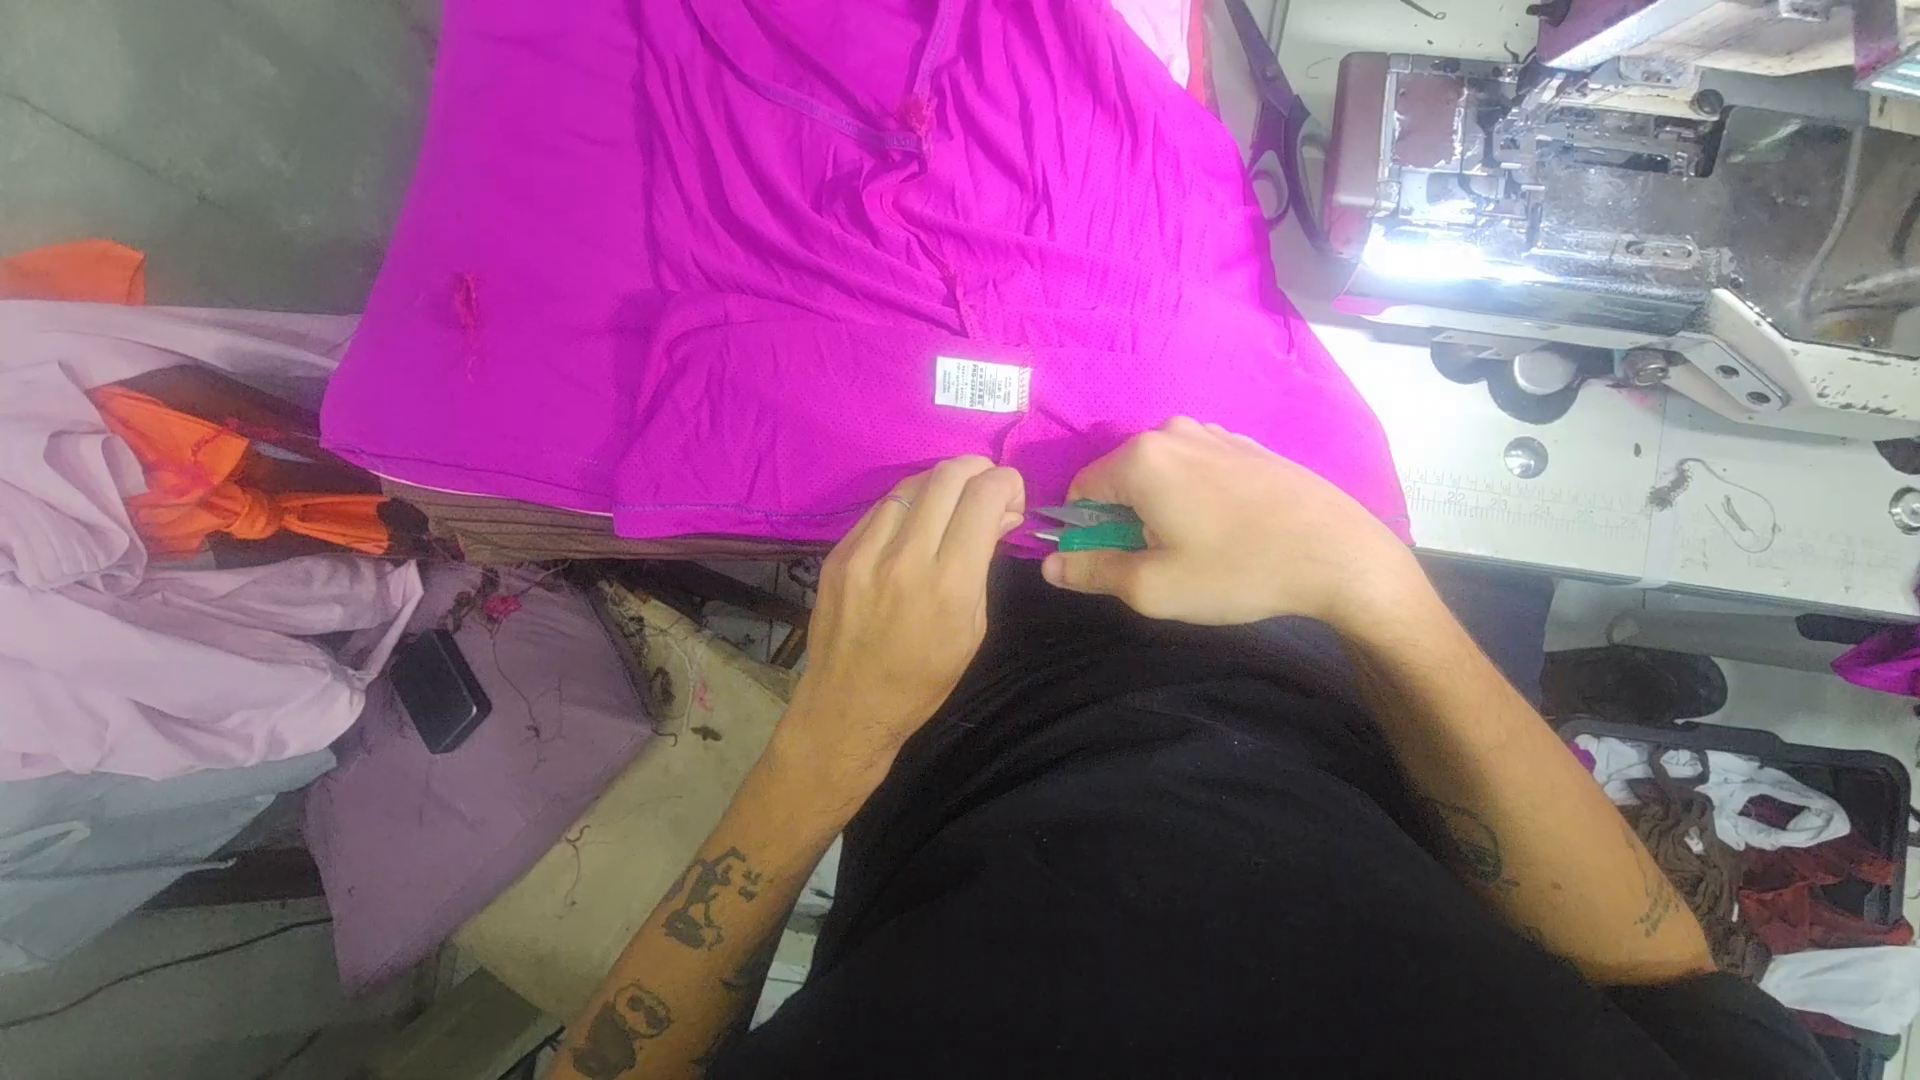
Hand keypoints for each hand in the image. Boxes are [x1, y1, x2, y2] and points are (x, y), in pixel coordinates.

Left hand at [777, 457, 1025, 790]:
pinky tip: (917, 519)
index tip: (1013, 493)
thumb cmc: (924, 680)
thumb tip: (999, 516)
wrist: (849, 705)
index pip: (983, 497)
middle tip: (988, 486)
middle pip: (946, 477)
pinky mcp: (839, 554)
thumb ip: (984, 565)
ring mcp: (865, 552)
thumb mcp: (973, 629)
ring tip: (954, 498)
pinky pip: (881, 509)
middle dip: (977, 469)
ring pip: (910, 485)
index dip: (1007, 482)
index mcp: (949, 582)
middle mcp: (906, 556)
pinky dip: (908, 504)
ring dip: (941, 482)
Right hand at [1041, 417, 1418, 629]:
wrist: (1341, 555)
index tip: (1114, 564)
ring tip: (1199, 547)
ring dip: (1159, 509)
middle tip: (1161, 563)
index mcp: (1139, 459)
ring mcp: (1213, 432)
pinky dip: (1193, 497)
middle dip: (1125, 520)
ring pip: (1159, 474)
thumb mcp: (1152, 587)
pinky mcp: (1245, 444)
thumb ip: (1092, 572)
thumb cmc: (1238, 571)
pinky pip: (1195, 469)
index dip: (1085, 532)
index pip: (1080, 491)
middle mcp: (1171, 432)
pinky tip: (1228, 529)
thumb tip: (1049, 566)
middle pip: (1119, 479)